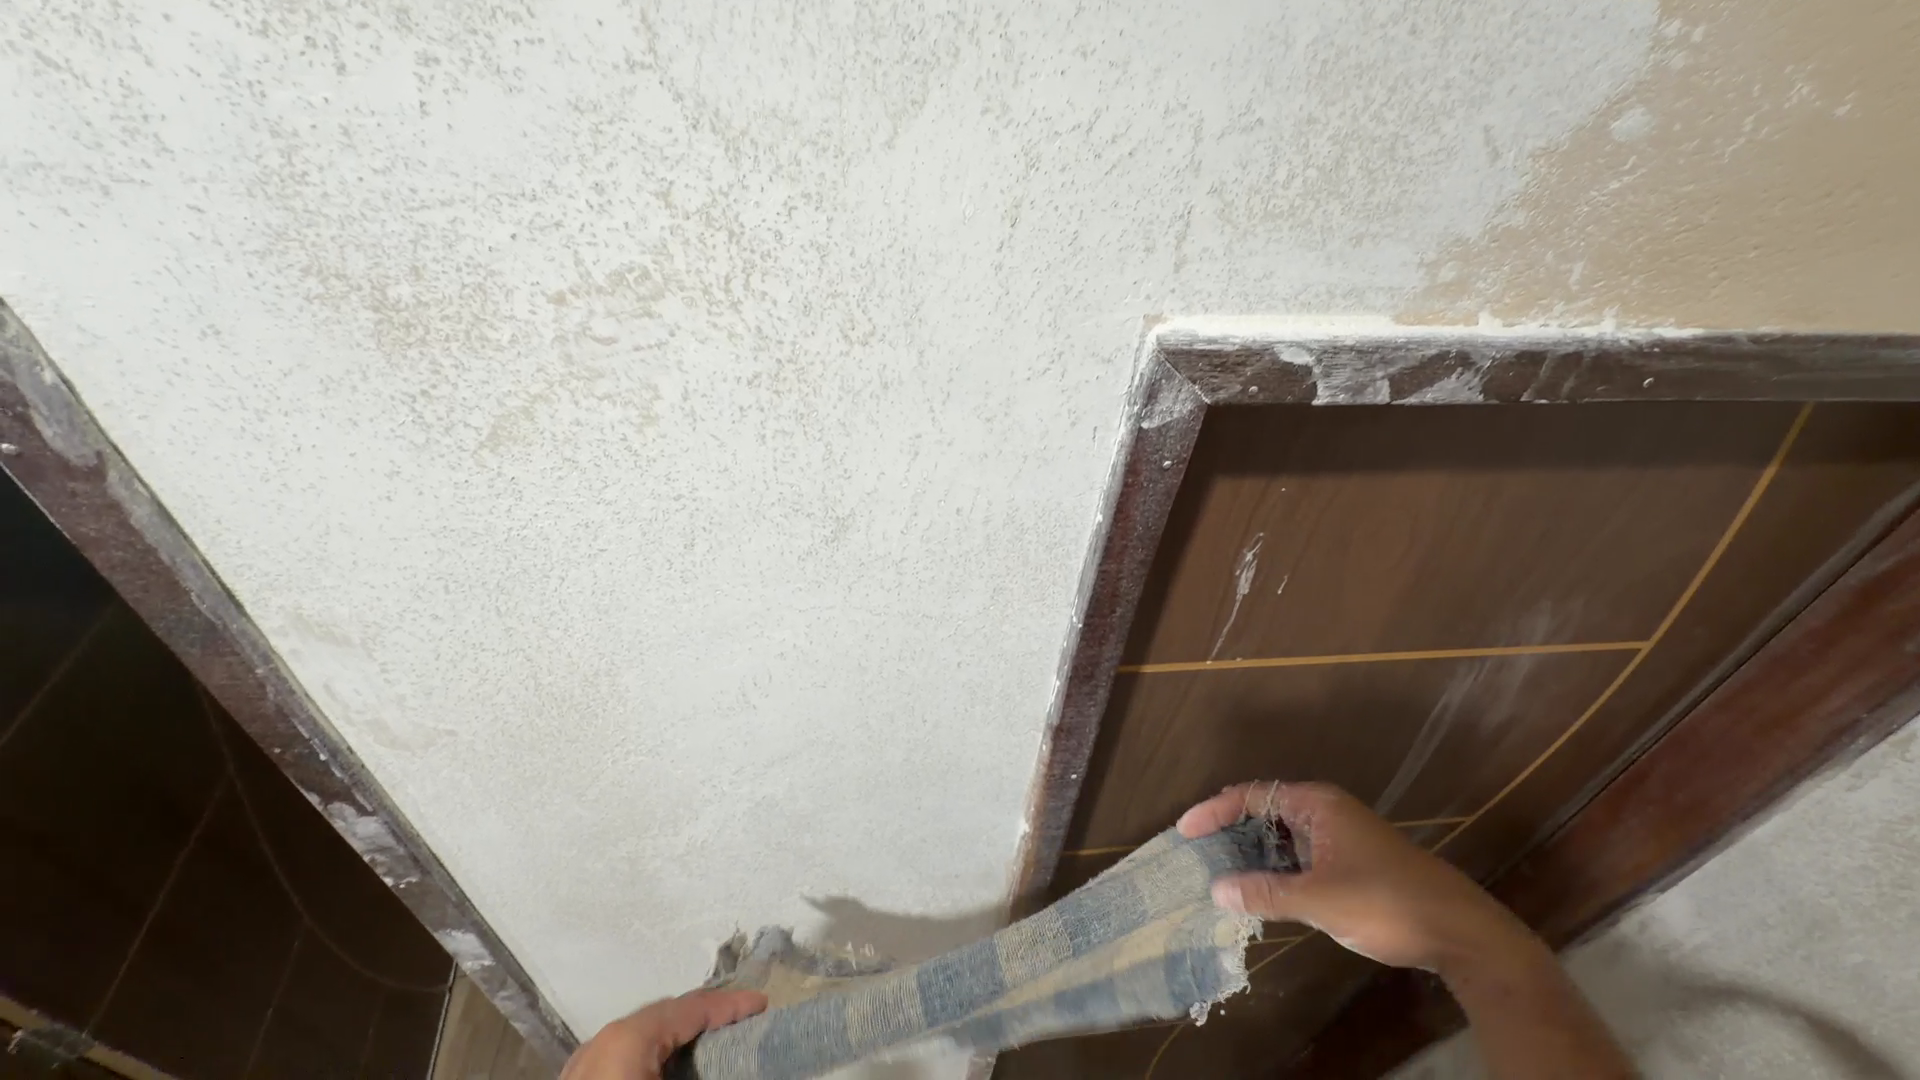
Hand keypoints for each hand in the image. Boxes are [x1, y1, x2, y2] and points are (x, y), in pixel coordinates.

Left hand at [560, 990, 766, 1079]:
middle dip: (705, 1017)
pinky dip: (652, 1058)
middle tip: (742, 1022)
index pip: (692, 1007)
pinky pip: (621, 1060)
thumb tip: (751, 1066)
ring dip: (678, 1038)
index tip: (763, 1005)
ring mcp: (580, 1068)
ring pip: (641, 1037)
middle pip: (665, 1015)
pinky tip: (667, 1072)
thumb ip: (712, 1073)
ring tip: (711, 1045)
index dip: (732, 1005)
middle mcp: (602, 1043)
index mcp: (630, 1038)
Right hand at [1177, 781, 1535, 974]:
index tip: (1184, 831)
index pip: (1251, 795)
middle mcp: (1327, 812)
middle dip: (1230, 829)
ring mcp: (1342, 836)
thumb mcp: (1319, 900)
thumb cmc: (1387, 903)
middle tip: (1198, 852)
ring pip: (1284, 836)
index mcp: (1317, 805)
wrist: (1462, 933)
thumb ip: (1264, 893)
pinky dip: (1276, 867)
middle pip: (1265, 810)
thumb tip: (1215, 889)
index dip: (1214, 810)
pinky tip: (1264, 890)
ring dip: (1253, 852)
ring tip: (1222, 872)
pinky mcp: (1353, 861)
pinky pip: (1300, 854)